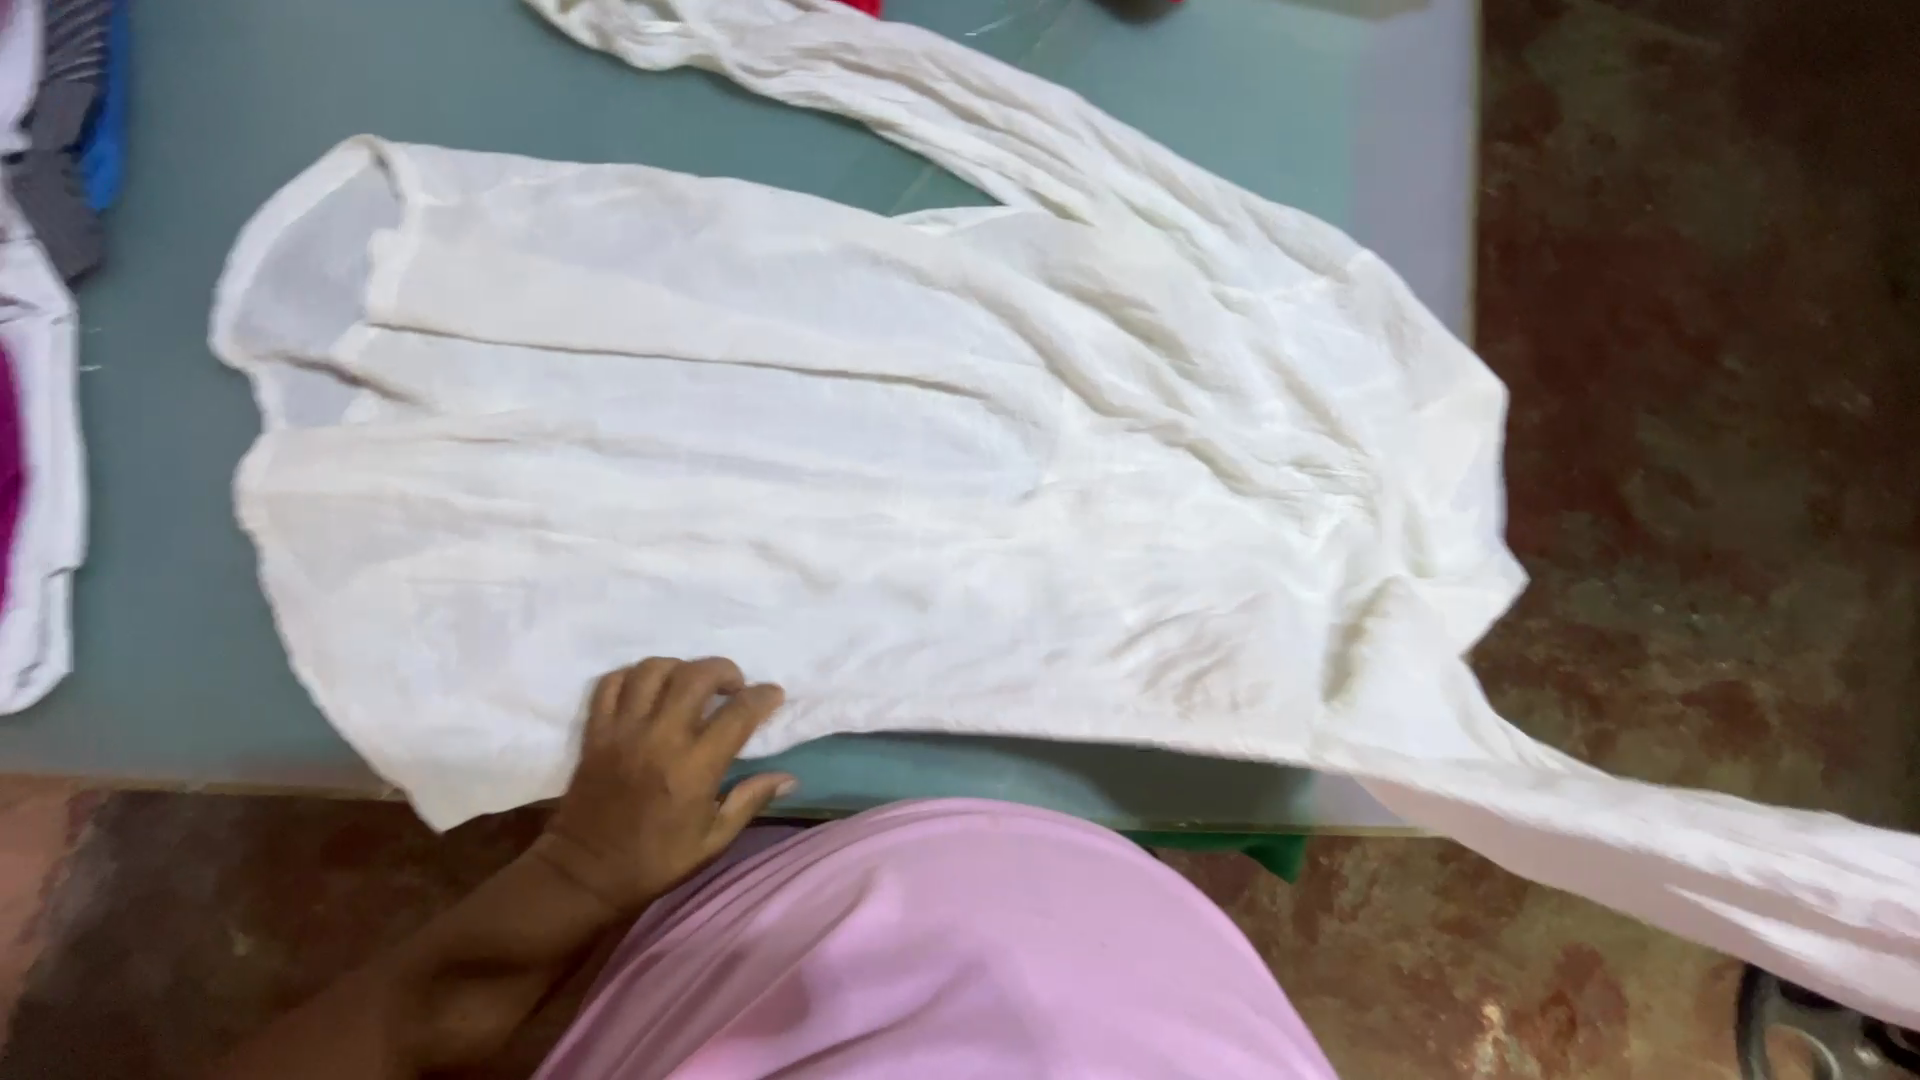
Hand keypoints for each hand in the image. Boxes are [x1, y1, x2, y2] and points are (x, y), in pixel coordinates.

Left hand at [531, 657, 795, 914]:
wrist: (583, 875)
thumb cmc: (655, 862)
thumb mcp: (714, 841)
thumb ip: (751, 800)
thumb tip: (789, 777)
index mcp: (694, 768)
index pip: (738, 712)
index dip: (763, 696)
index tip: (773, 695)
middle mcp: (660, 738)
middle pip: (696, 675)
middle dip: (724, 670)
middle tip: (733, 685)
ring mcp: (622, 732)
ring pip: (652, 669)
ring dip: (679, 667)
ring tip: (690, 684)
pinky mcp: (595, 733)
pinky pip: (611, 683)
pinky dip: (632, 677)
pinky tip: (648, 690)